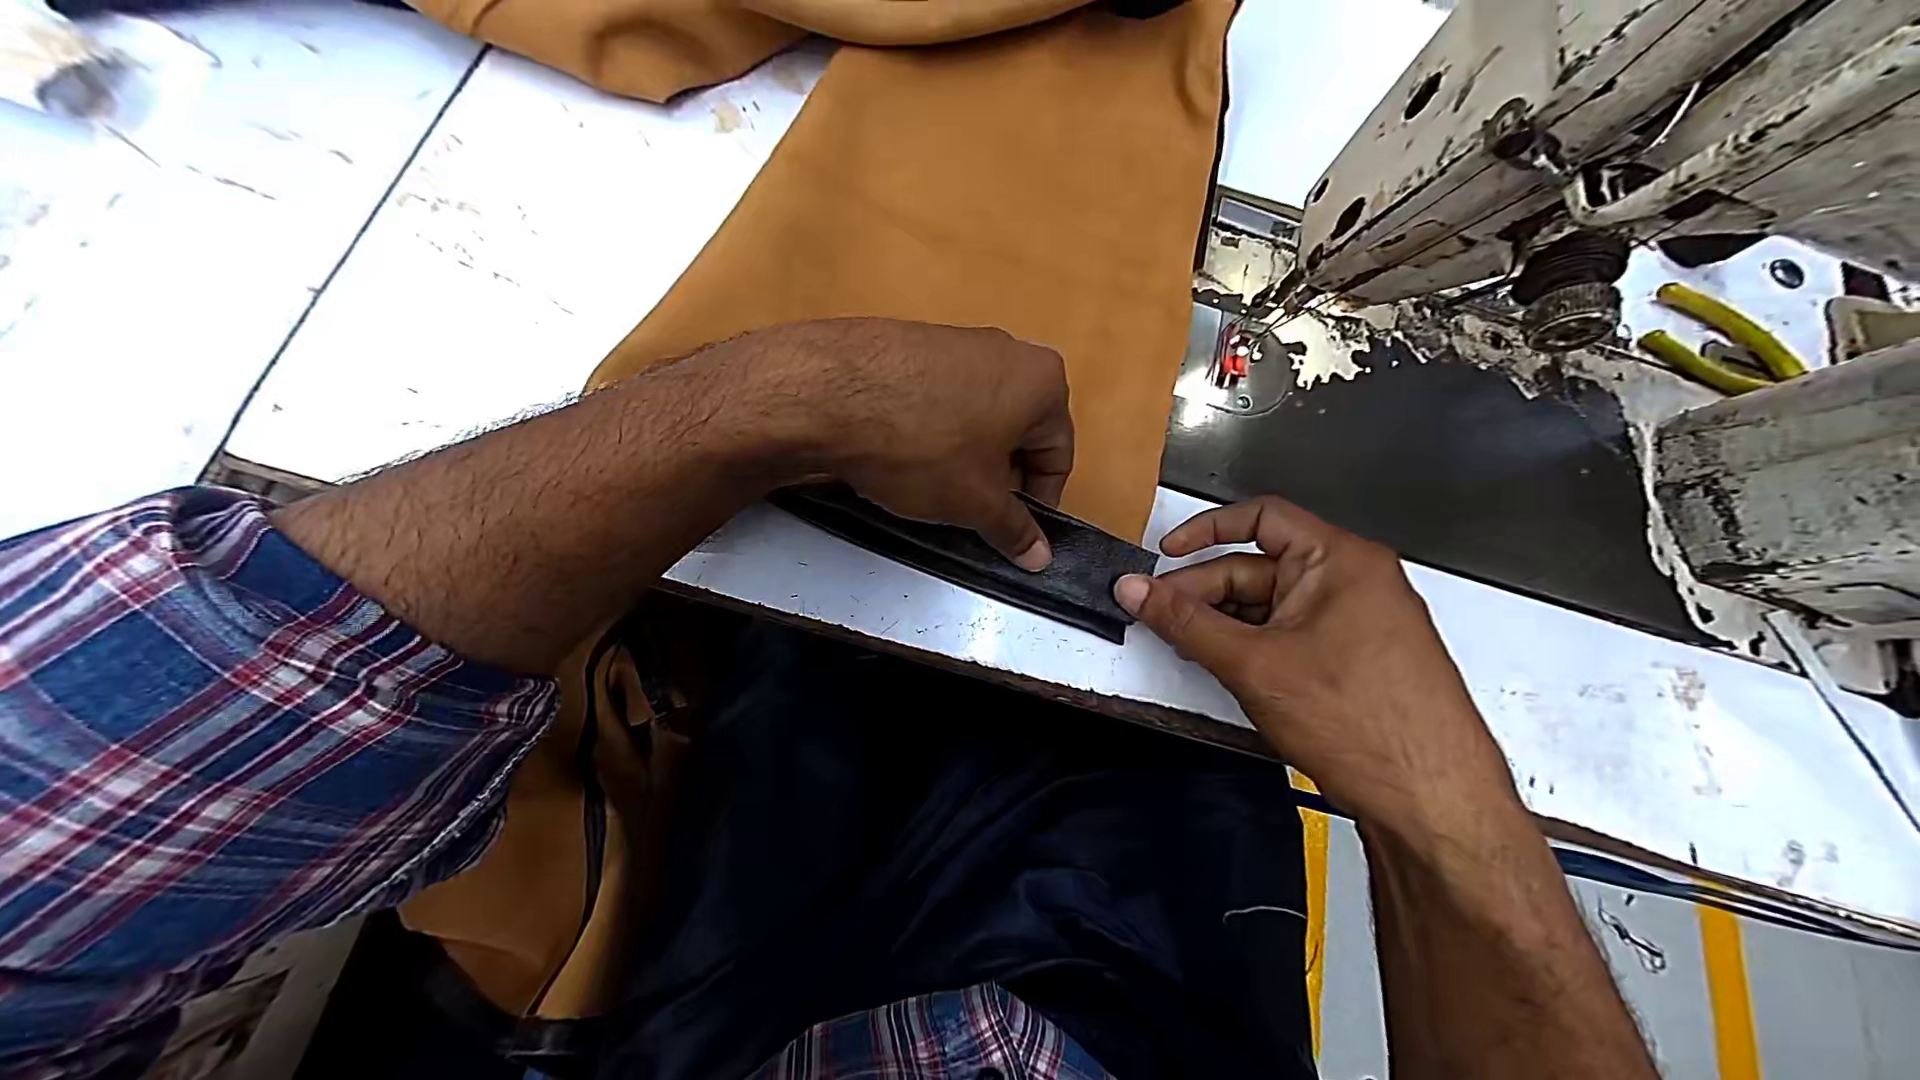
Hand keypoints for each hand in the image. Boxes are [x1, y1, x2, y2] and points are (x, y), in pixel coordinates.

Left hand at [745, 318, 1073, 569]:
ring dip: (966, 457)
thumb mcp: (976, 501)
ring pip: (977, 417)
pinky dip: (933, 432)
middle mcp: (1007, 349)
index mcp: (1042, 380)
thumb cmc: (922, 446)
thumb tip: (1040, 557)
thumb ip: (1014, 529)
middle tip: (971, 512)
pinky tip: (903, 454)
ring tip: (931, 486)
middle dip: (999, 479)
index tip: (1013, 531)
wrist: (826, 393)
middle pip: (1018, 433)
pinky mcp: (912, 344)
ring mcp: (956, 340)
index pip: (1057, 456)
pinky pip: (939, 400)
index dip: (1038, 503)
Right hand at [1113, 496, 1519, 836]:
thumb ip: (1184, 622)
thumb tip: (1138, 590)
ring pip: (1267, 605)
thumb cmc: (1371, 728)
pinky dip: (1249, 644)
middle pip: (1255, 567)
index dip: (1205, 530)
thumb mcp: (1254, 664)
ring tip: (1188, 647)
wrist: (1433, 805)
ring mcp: (1354, 621)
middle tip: (1160, 614)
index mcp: (1340, 561)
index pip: (1260, 517)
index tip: (1168, 552)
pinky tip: (1224, 666)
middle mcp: (1352, 583)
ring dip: (1223, 623)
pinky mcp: (1350, 657)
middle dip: (1202, 592)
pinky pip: (1286, 632)